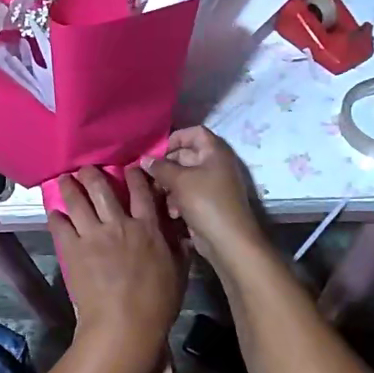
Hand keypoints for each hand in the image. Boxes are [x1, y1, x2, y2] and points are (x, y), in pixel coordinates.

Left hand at [48, 166, 182, 356]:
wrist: (124, 325)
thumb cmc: (158, 302)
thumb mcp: (180, 271)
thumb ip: (180, 247)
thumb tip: (184, 233)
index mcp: (148, 227)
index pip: (141, 191)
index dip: (135, 175)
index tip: (130, 167)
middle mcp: (119, 224)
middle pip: (103, 188)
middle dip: (93, 174)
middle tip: (86, 167)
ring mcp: (93, 235)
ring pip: (78, 201)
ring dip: (70, 187)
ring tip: (64, 178)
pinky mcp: (72, 251)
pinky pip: (60, 227)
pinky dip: (56, 217)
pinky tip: (54, 212)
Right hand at [143, 127, 265, 263]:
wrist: (228, 240)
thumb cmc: (206, 202)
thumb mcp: (179, 181)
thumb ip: (160, 167)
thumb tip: (144, 159)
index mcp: (215, 151)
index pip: (194, 132)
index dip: (175, 138)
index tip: (157, 153)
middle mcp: (216, 164)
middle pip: (186, 155)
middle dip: (167, 167)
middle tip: (151, 178)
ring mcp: (213, 184)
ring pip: (184, 177)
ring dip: (170, 186)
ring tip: (161, 197)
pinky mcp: (208, 203)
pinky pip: (188, 194)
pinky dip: (178, 200)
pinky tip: (173, 213)